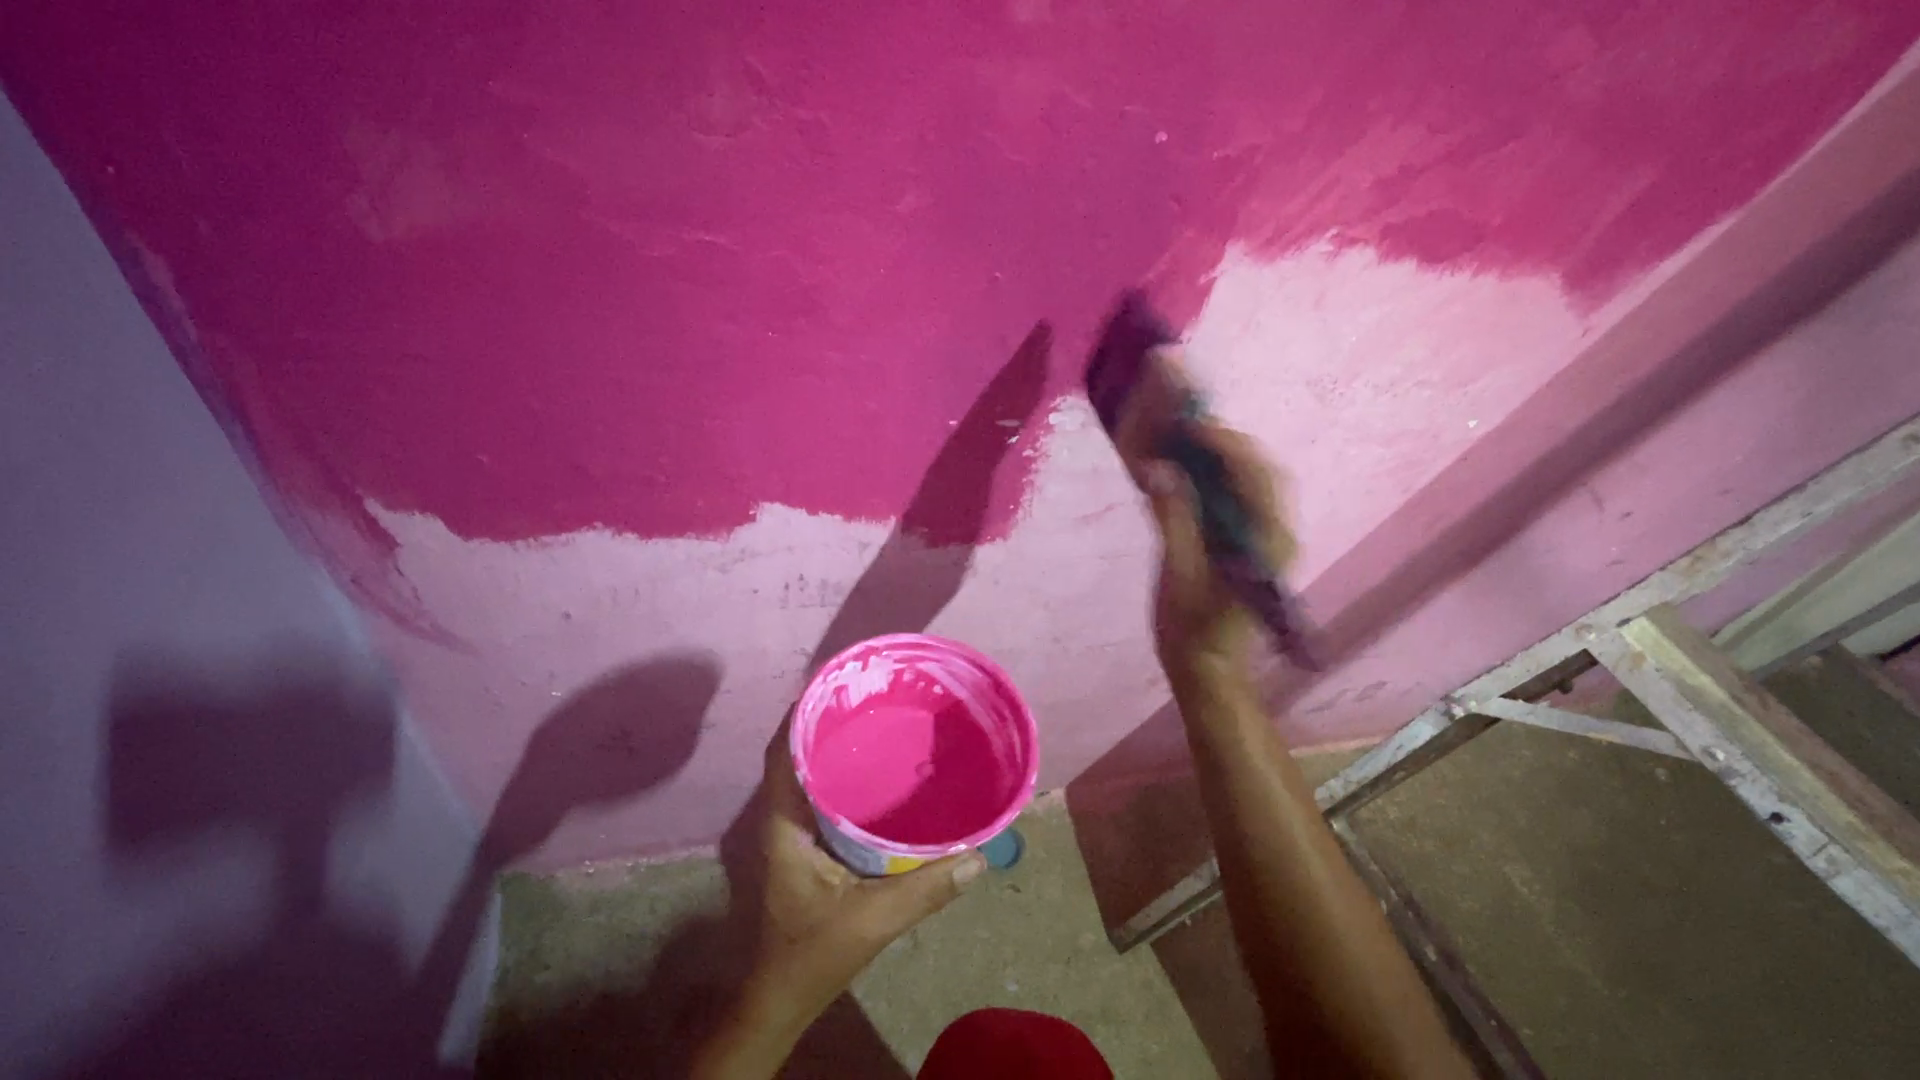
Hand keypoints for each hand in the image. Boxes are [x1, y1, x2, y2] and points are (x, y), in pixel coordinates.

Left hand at [693, 727, 985, 1078]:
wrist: (782, 998)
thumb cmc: (814, 954)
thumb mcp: (873, 921)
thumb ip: (926, 889)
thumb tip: (980, 855)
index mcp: (786, 825)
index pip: (783, 752)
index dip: (802, 712)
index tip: (836, 682)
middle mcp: (784, 821)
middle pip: (797, 754)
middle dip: (827, 721)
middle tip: (872, 696)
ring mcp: (793, 836)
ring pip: (809, 776)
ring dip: (835, 748)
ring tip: (879, 722)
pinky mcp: (807, 850)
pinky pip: (822, 799)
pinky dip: (844, 779)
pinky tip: (880, 776)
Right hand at [1113, 347, 1294, 675]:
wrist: (1209, 670)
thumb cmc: (1193, 631)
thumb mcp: (1179, 579)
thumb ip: (1174, 521)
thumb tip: (1159, 469)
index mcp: (1266, 540)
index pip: (1255, 473)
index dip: (1223, 441)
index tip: (1187, 422)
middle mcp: (1273, 529)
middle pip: (1257, 466)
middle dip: (1221, 434)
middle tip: (1181, 415)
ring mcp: (1263, 534)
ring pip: (1249, 476)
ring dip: (1218, 448)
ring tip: (1180, 427)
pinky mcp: (1246, 539)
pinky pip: (1235, 492)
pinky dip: (1212, 469)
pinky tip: (1183, 460)